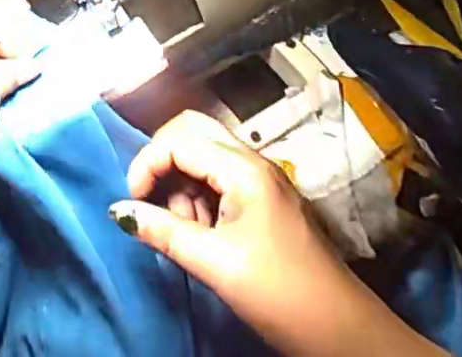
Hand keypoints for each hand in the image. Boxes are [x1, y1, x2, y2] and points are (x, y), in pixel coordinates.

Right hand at [111, 111, 448, 356]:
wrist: (342, 330)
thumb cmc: (279, 294)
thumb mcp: (215, 264)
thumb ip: (165, 231)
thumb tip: (118, 211)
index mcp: (243, 167)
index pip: (179, 139)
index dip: (148, 163)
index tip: (132, 202)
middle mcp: (251, 159)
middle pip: (191, 131)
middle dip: (163, 162)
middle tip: (153, 205)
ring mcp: (258, 175)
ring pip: (202, 153)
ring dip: (181, 184)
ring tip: (185, 231)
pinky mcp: (260, 195)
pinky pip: (216, 176)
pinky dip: (198, 196)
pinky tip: (201, 233)